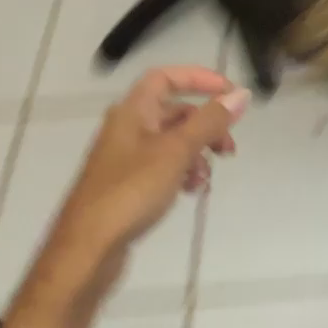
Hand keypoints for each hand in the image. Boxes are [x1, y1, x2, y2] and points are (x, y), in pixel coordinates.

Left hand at [47, 67, 250, 261]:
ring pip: (172, 142)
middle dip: (206, 125)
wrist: (86, 250)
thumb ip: (210, 121)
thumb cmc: (131, 191)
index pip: (167, 77)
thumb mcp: (177, 151)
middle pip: (175, 112)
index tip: (230, 94)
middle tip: (228, 148)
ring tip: (207, 178)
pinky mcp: (127, 185)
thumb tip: (240, 95)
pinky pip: (163, 167)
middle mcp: (127, 128)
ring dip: (197, 154)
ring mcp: (125, 158)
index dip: (200, 79)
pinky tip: (192, 192)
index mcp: (133, 111)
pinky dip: (182, 173)